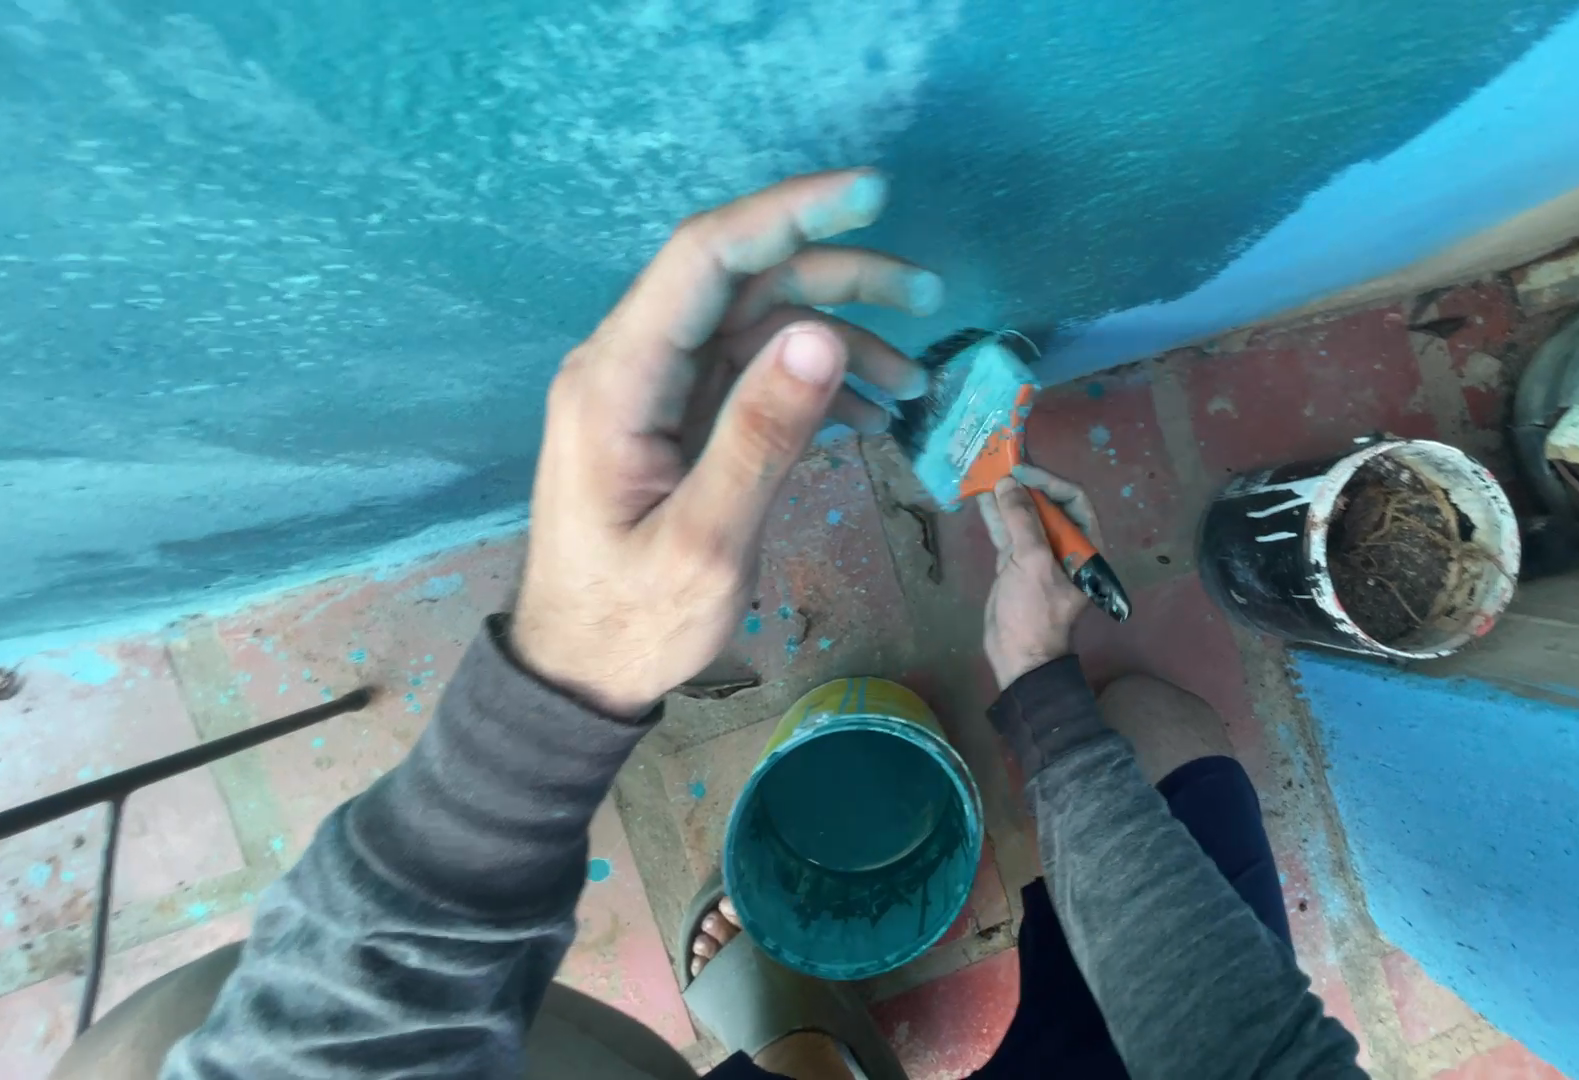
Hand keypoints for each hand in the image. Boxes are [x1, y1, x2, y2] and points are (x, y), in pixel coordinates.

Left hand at [512, 170, 941, 712]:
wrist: (584, 668)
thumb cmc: (636, 619)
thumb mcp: (706, 542)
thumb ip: (758, 437)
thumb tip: (819, 338)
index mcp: (620, 381)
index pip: (707, 259)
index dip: (789, 214)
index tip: (872, 193)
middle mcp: (635, 365)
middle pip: (745, 284)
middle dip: (840, 279)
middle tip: (928, 294)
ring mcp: (660, 391)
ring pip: (761, 328)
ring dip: (841, 342)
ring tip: (912, 384)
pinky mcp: (683, 418)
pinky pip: (758, 377)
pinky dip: (817, 386)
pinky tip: (869, 414)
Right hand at [977, 464, 1103, 688]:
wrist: (1018, 656)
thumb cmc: (1035, 610)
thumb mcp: (1032, 562)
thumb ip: (1022, 521)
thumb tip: (1007, 484)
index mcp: (1085, 546)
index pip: (1074, 500)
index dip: (1049, 482)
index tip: (1022, 473)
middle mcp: (1065, 545)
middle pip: (1048, 504)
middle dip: (1026, 485)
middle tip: (1001, 465)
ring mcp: (1039, 554)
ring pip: (1025, 516)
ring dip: (1008, 497)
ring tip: (987, 474)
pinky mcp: (1016, 563)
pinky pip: (1008, 532)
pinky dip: (995, 515)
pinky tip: (981, 498)